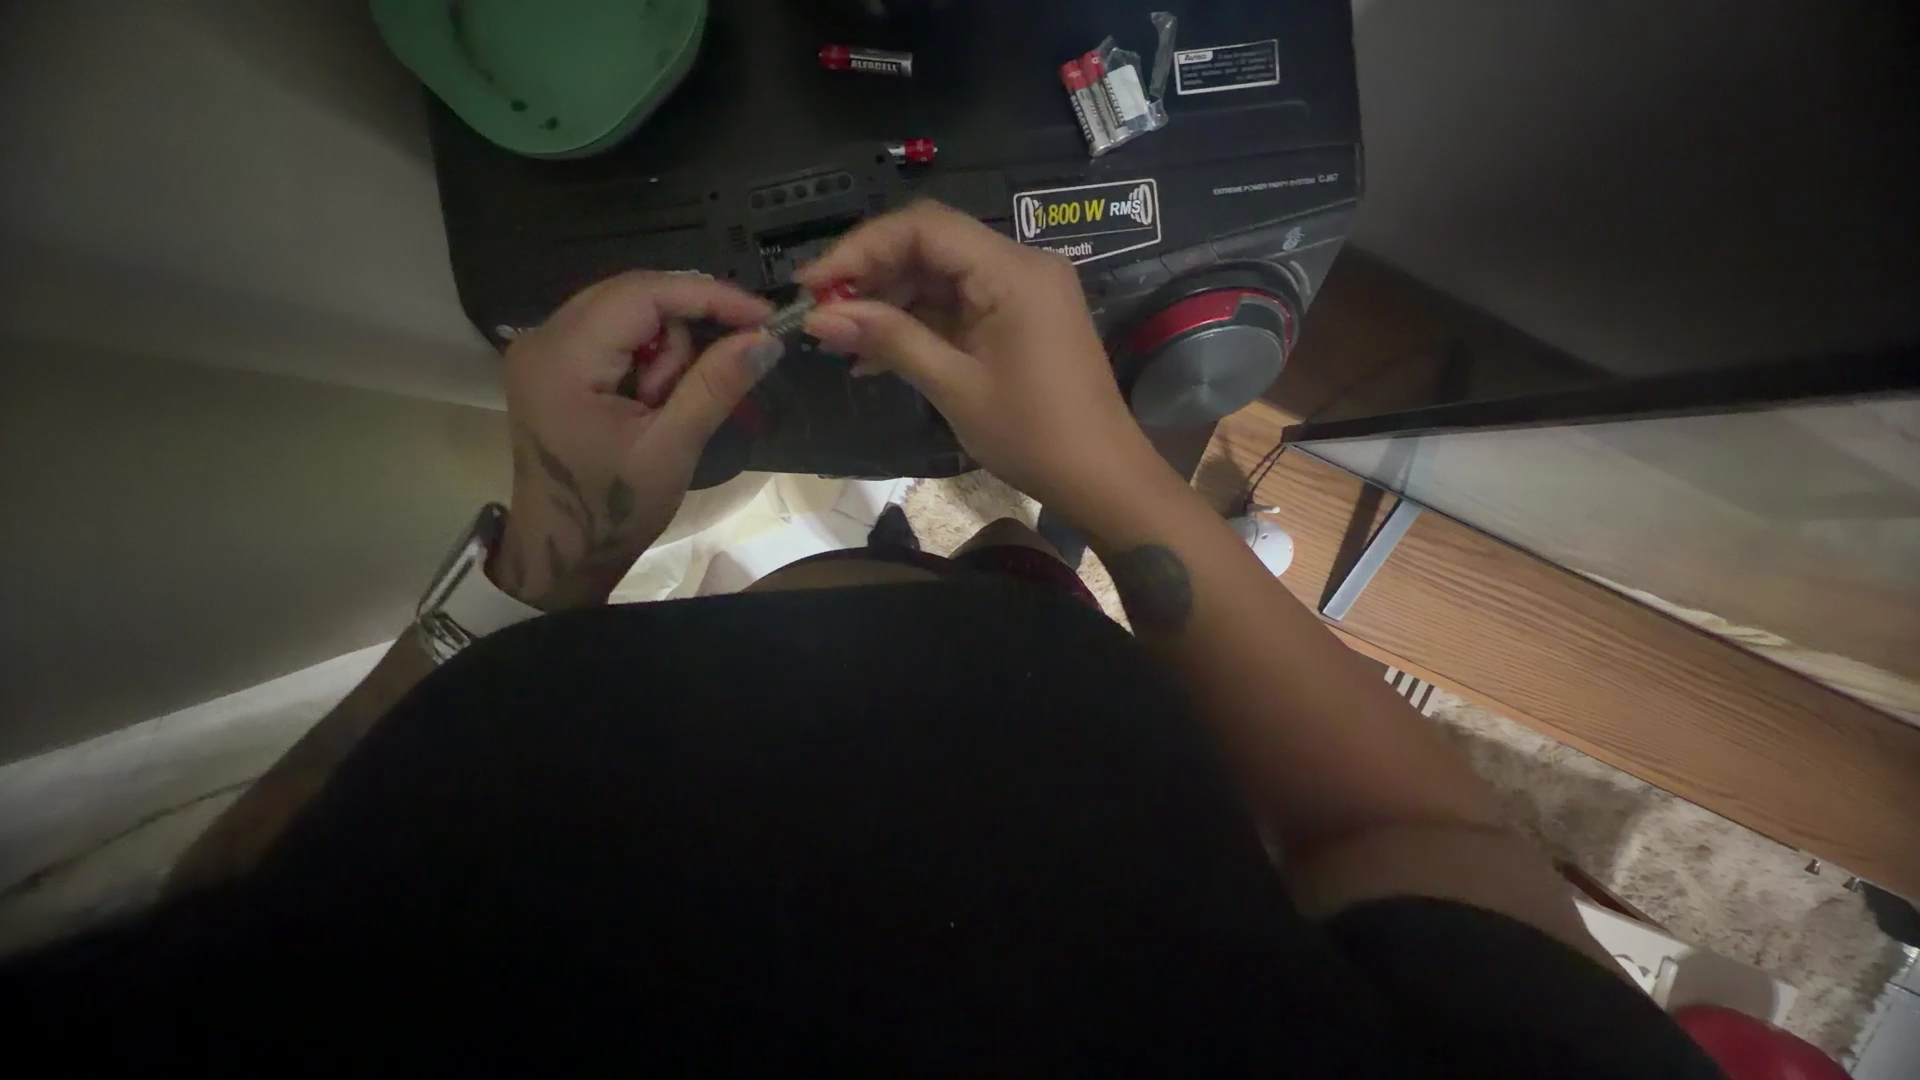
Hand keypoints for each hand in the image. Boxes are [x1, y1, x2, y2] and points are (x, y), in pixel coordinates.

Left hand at [492, 271, 776, 609]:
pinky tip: (658, 396)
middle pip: (632, 294)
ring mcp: (545, 350)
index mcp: (563, 358)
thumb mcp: (673, 447)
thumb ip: (716, 385)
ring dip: (667, 348)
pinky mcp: (555, 365)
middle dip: (689, 323)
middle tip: (727, 364)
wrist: (563, 551)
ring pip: (627, 311)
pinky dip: (650, 356)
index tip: (763, 317)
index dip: (708, 296)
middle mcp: (543, 338)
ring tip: (669, 404)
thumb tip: (768, 339)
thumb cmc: (614, 509)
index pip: (641, 294)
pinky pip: (615, 334)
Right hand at [795, 201, 1161, 519]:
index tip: (813, 284)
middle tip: (822, 314)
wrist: (1101, 476)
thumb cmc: (1033, 435)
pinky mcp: (1022, 319)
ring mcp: (1024, 292)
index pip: (924, 228)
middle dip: (872, 277)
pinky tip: (879, 355)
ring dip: (892, 305)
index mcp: (1012, 271)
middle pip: (931, 247)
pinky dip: (922, 325)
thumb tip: (819, 316)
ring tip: (843, 342)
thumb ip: (890, 340)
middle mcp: (1021, 265)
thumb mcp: (954, 386)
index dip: (861, 248)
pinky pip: (962, 306)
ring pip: (942, 278)